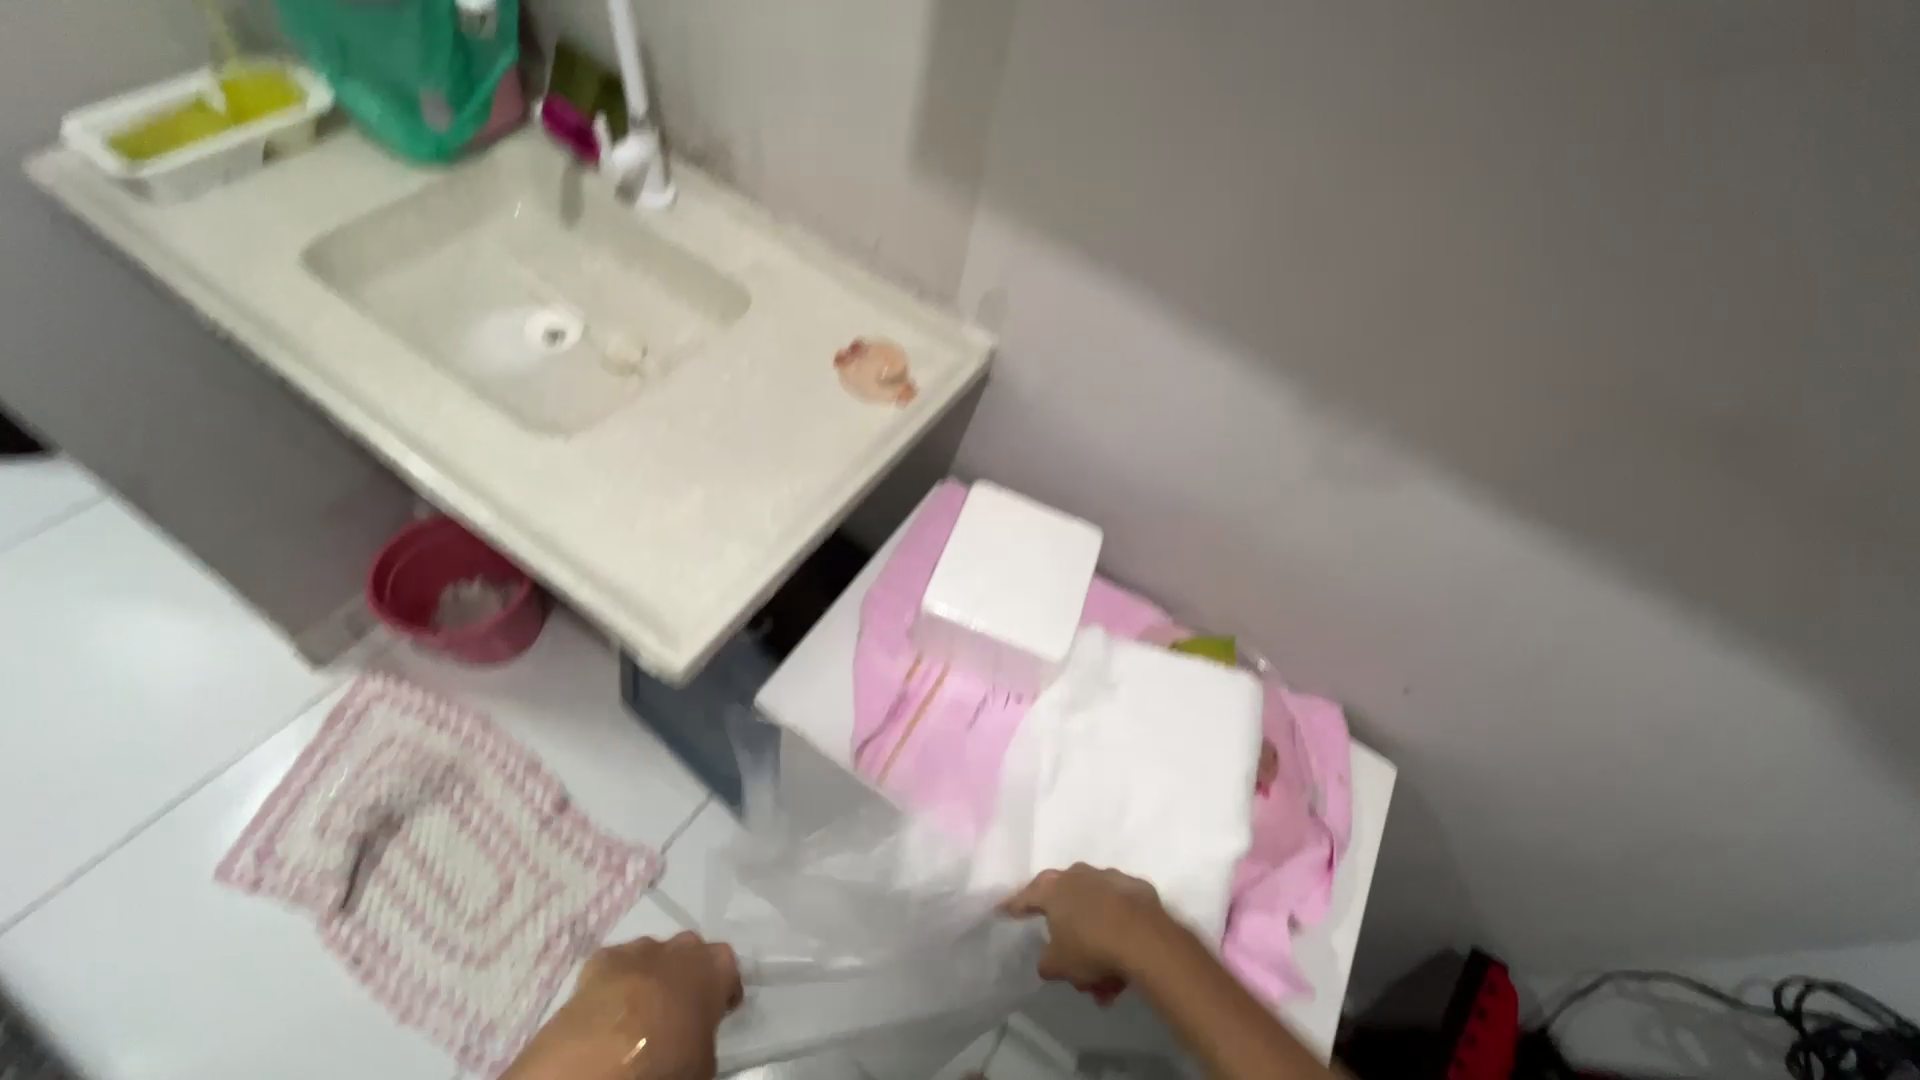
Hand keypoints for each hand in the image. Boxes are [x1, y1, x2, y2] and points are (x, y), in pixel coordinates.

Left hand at [502, 932, 741, 1079]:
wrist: (600, 1062)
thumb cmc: (668, 1061)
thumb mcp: (705, 1064)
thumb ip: (704, 1038)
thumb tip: (691, 1041)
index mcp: (717, 966)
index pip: (728, 973)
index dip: (720, 995)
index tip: (713, 1017)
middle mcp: (684, 946)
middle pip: (690, 955)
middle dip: (684, 977)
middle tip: (674, 1014)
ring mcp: (642, 948)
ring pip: (652, 957)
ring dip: (649, 977)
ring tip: (636, 1016)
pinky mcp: (603, 958)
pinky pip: (615, 967)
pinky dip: (613, 983)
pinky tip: (606, 1011)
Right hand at [1003, 864, 1169, 1001]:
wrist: (1145, 938)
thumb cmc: (1091, 947)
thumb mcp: (1059, 965)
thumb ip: (1047, 962)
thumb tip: (1048, 961)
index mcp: (1052, 888)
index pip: (1025, 897)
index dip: (1013, 907)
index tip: (1002, 910)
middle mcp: (1078, 875)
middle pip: (1065, 906)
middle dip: (1067, 938)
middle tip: (1072, 968)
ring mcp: (1110, 878)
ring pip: (1095, 913)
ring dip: (1096, 943)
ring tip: (1105, 983)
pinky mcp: (1137, 888)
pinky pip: (1120, 913)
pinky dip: (1119, 933)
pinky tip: (1125, 960)